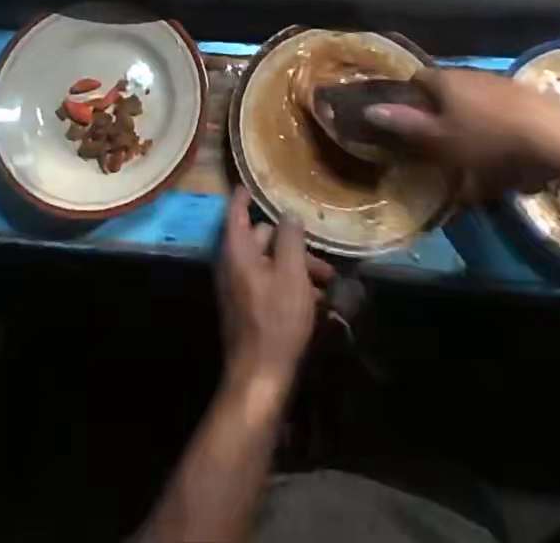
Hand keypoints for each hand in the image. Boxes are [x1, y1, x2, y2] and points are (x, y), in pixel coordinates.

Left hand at [216, 188, 334, 393]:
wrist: (260, 375)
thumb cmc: (276, 320)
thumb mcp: (291, 274)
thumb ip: (289, 239)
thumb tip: (288, 213)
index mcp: (236, 250)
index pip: (235, 211)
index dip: (244, 195)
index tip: (253, 183)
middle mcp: (231, 263)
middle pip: (260, 238)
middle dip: (292, 244)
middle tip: (323, 259)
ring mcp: (237, 286)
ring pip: (269, 263)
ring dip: (296, 267)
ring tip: (328, 285)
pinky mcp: (246, 305)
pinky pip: (268, 282)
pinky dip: (289, 284)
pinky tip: (317, 302)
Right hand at [363, 67, 559, 198]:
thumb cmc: (489, 139)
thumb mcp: (439, 140)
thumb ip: (405, 124)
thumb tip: (370, 109)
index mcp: (445, 79)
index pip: (416, 78)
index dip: (408, 99)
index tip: (407, 122)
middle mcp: (471, 73)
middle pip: (446, 88)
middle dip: (439, 109)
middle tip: (437, 139)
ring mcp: (502, 82)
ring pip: (474, 97)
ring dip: (468, 116)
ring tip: (471, 146)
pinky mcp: (529, 96)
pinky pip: (499, 108)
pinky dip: (494, 122)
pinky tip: (502, 146)